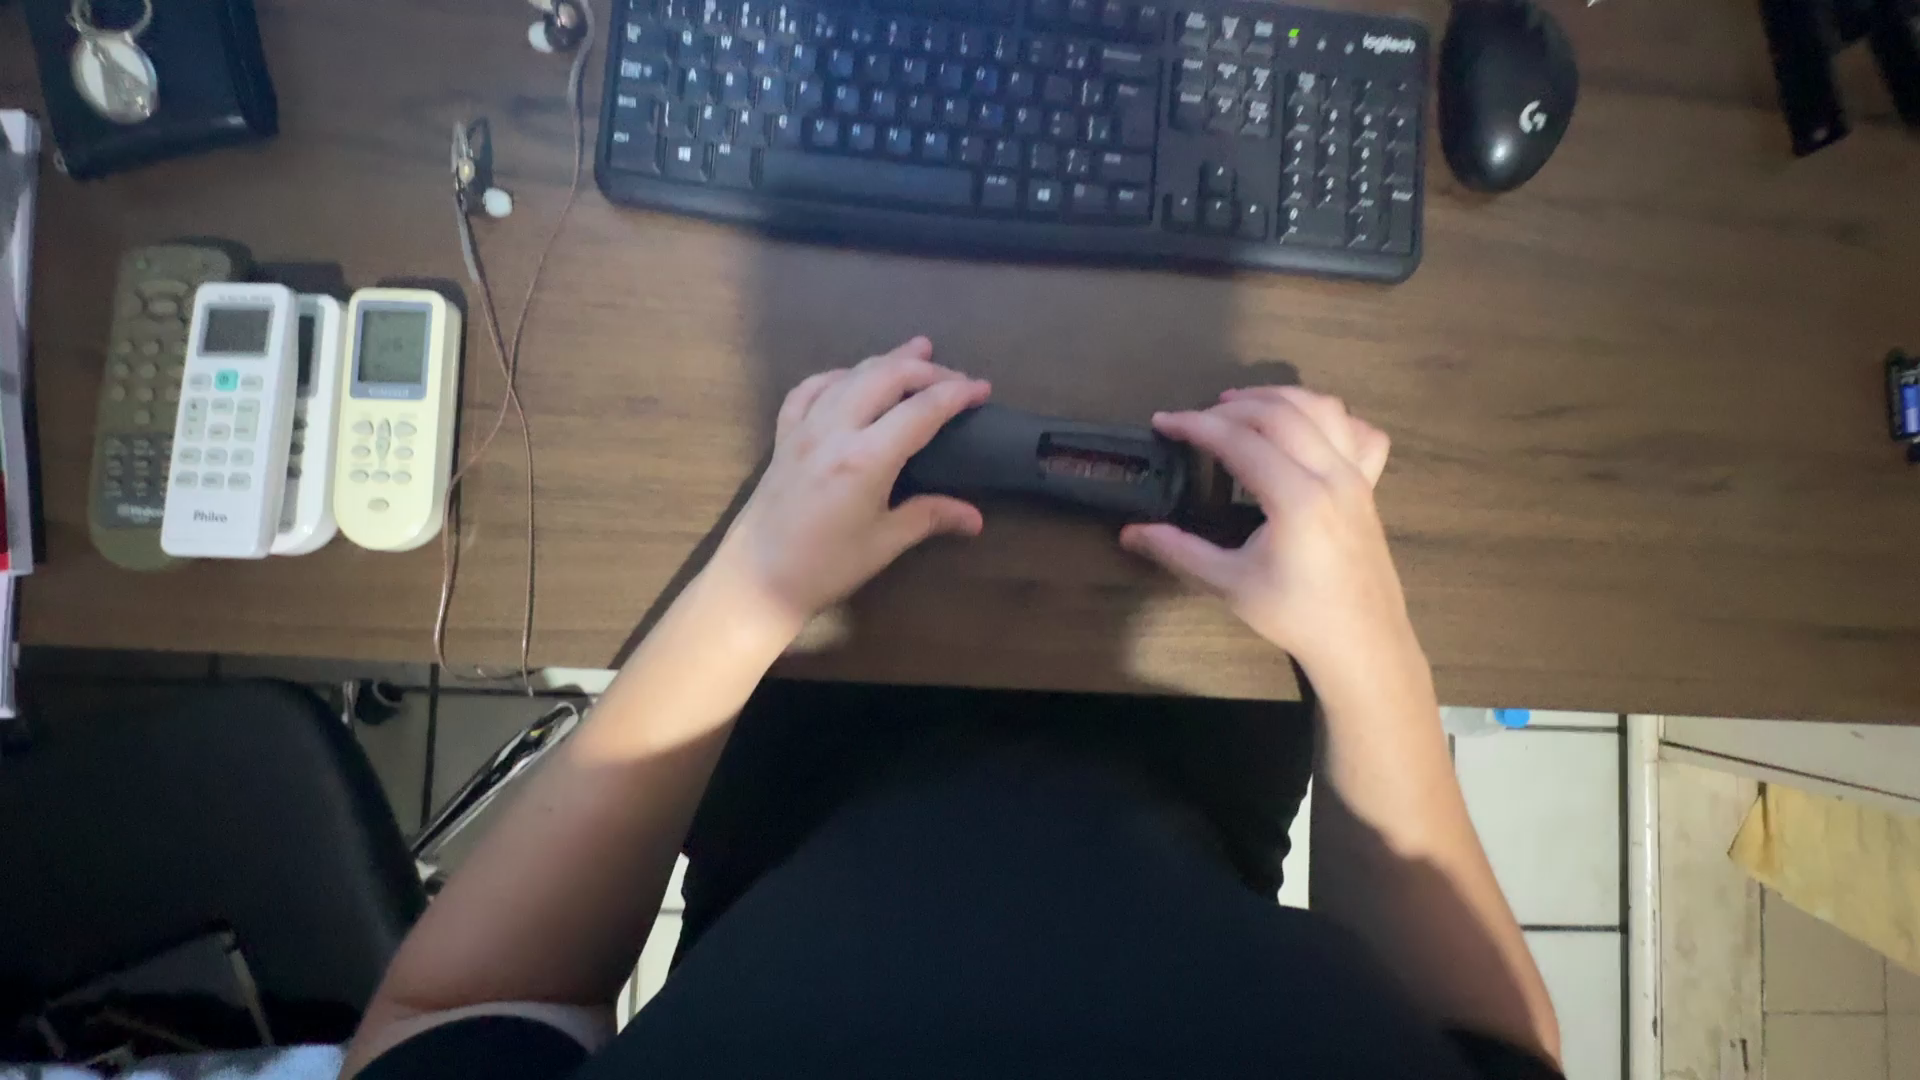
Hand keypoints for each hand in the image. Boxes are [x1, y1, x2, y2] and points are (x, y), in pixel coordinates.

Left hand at [707, 337, 990, 638]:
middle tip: (954, 375)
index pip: (921, 411)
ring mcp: (804, 429)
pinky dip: (837, 376)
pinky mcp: (783, 437)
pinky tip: (850, 377)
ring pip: (850, 376)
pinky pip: (810, 390)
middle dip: (925, 370)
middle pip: (885, 377)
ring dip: (886, 361)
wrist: (757, 580)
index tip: (981, 389)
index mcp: (866, 458)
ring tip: (915, 351)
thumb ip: (929, 517)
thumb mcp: (884, 544)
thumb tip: (976, 519)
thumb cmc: (825, 567)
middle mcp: (834, 430)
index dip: (955, 394)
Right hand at [1119, 386, 1414, 683]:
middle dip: (1230, 406)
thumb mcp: (1228, 584)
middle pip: (1279, 412)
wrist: (1363, 642)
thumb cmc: (1294, 614)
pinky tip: (1304, 429)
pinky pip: (1359, 432)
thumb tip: (1129, 532)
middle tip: (1194, 419)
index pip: (1239, 440)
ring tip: (1240, 406)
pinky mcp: (1370, 485)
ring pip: (1322, 408)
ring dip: (1277, 398)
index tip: (1163, 422)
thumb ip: (1178, 551)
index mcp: (1296, 498)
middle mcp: (1331, 475)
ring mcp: (1358, 476)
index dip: (1196, 425)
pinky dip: (1329, 418)